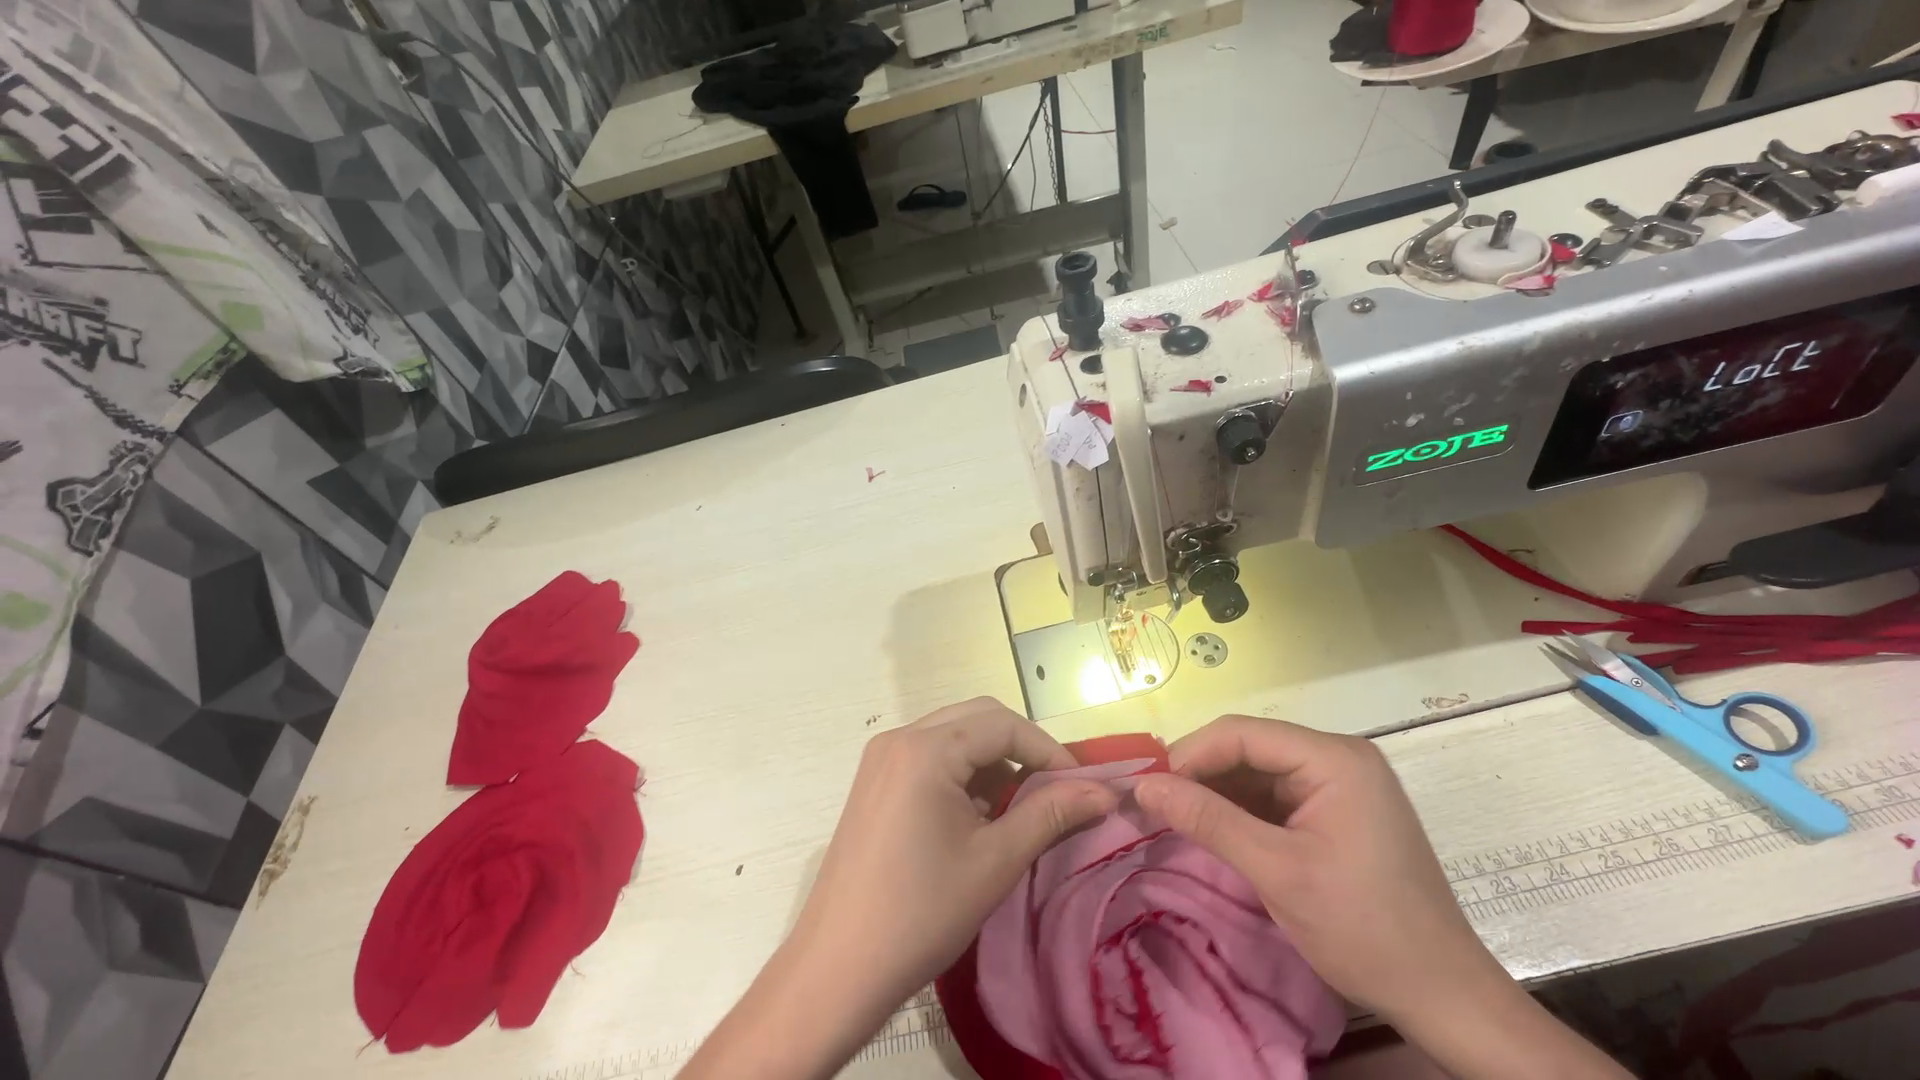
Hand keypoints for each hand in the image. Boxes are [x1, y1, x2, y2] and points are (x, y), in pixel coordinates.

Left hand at [790, 698, 1117, 1012]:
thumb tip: (1104, 792)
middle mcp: (898, 740)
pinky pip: (929, 759)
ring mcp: (880, 761)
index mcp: (925, 750)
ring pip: (953, 737)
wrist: (838, 966)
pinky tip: (978, 819)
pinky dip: (963, 775)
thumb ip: (1051, 814)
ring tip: (1020, 811)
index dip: (1049, 750)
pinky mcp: (873, 785)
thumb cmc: (922, 912)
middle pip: (977, 719)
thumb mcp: (995, 861)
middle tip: (1056, 793)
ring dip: (992, 763)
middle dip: (1022, 750)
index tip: (1081, 788)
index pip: (1003, 724)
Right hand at [1132, 715, 1505, 1024]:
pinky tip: (1211, 832)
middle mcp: (1338, 758)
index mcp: (1334, 758)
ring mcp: (1340, 785)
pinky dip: (1240, 813)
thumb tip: (1144, 787)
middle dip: (1199, 775)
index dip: (1189, 755)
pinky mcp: (1336, 813)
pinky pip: (1275, 798)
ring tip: (1172, 820)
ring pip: (1257, 774)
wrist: (1439, 992)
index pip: (1242, 734)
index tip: (1147, 790)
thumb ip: (1208, 820)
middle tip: (1152, 807)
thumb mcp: (1276, 871)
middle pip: (1249, 749)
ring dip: (1216, 795)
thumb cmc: (1362, 927)